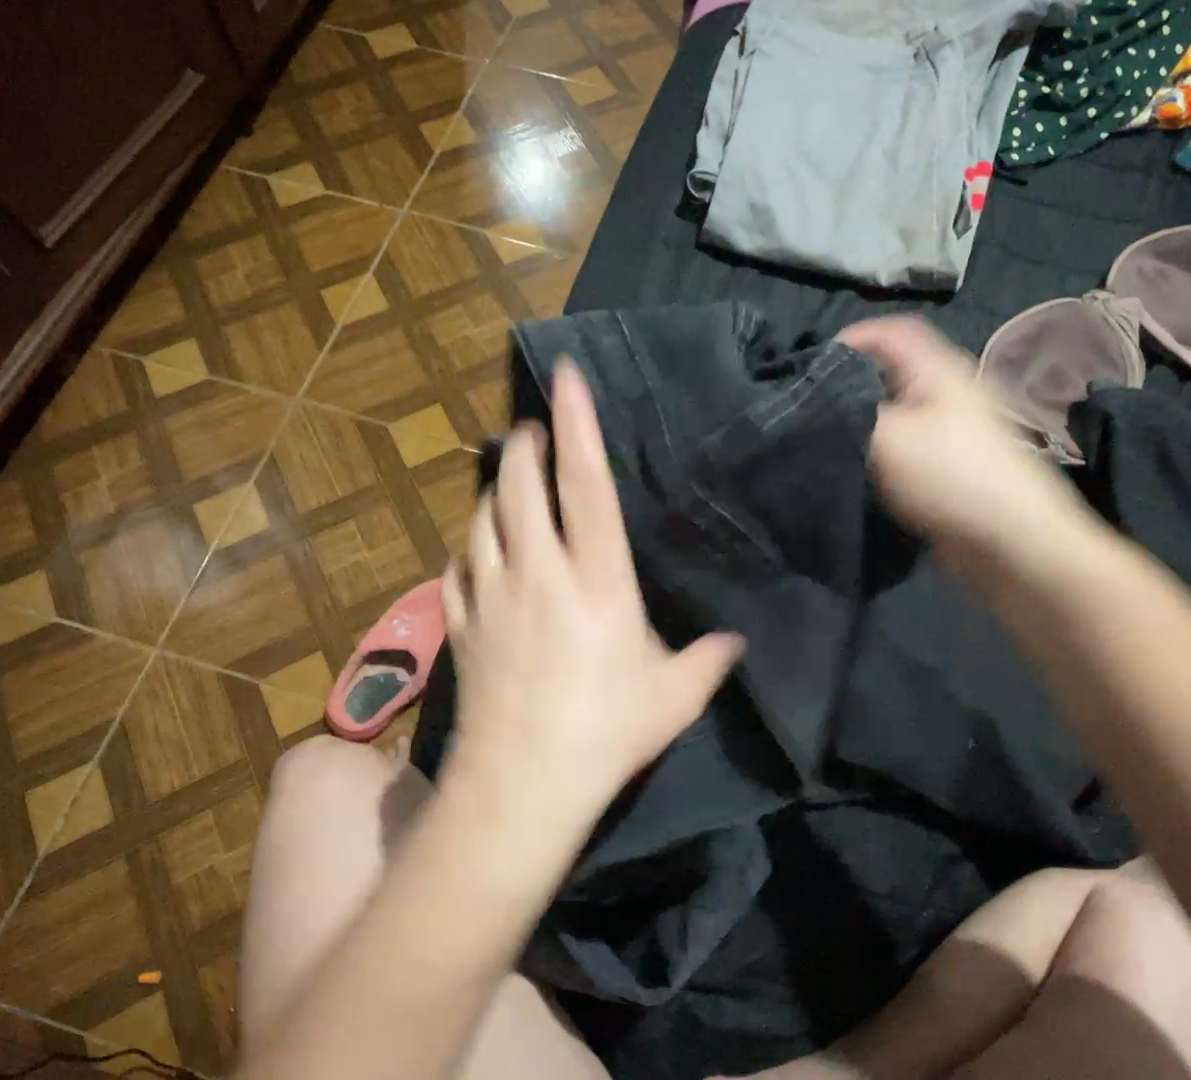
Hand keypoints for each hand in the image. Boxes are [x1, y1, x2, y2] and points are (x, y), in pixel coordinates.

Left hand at [441, 361, 744, 821]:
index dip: (577, 426)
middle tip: (534, 429)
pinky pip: (456, 570)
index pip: (585, 484)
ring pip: (481, 520)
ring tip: (507, 483)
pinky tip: (475, 553)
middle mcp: (538, 572)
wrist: (521, 783)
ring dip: (494, 493)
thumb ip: (707, 661)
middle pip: (519, 487)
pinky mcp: (459, 626)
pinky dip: (467, 550)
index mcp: (597, 579)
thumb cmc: (605, 733)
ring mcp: (490, 596)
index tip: (567, 380)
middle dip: (525, 448)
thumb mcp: (673, 697)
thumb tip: (734, 641)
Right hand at [839, 315, 1091, 571]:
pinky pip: (904, 451)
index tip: (815, 364)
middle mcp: (947, 395)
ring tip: (827, 440)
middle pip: (892, 374)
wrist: (1011, 541)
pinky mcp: (949, 470)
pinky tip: (856, 472)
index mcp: (939, 371)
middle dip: (851, 386)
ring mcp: (951, 434)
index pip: (894, 332)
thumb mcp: (889, 437)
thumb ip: (849, 415)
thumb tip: (819, 404)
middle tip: (813, 405)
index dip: (855, 337)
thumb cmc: (952, 475)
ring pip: (896, 416)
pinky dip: (879, 457)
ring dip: (863, 425)